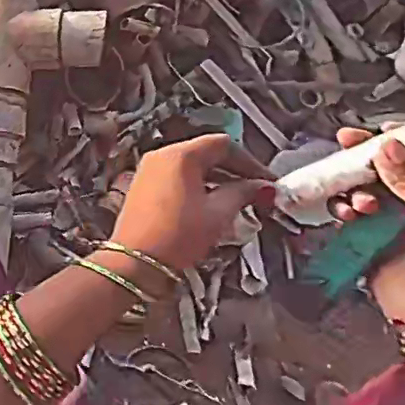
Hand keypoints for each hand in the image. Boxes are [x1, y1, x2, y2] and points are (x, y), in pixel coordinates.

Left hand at [112, 135, 273, 273]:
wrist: (135, 259)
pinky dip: (197, 184)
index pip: (223, 144)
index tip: (268, 182)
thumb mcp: (218, 213)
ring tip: (239, 200)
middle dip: (234, 170)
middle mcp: (161, 154)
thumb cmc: (180, 233)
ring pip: (191, 164)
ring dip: (217, 177)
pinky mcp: (143, 184)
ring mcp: (149, 168)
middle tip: (257, 192)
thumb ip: (242, 193)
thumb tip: (262, 186)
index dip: (250, 161)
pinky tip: (211, 203)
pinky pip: (176, 175)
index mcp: (180, 155)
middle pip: (205, 152)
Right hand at [331, 127, 404, 324]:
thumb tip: (387, 144)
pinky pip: (351, 211)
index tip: (382, 129)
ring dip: (355, 184)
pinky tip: (347, 212)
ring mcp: (399, 218)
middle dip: (368, 153)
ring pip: (367, 184)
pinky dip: (344, 207)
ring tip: (360, 201)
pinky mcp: (374, 237)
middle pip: (392, 163)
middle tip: (346, 143)